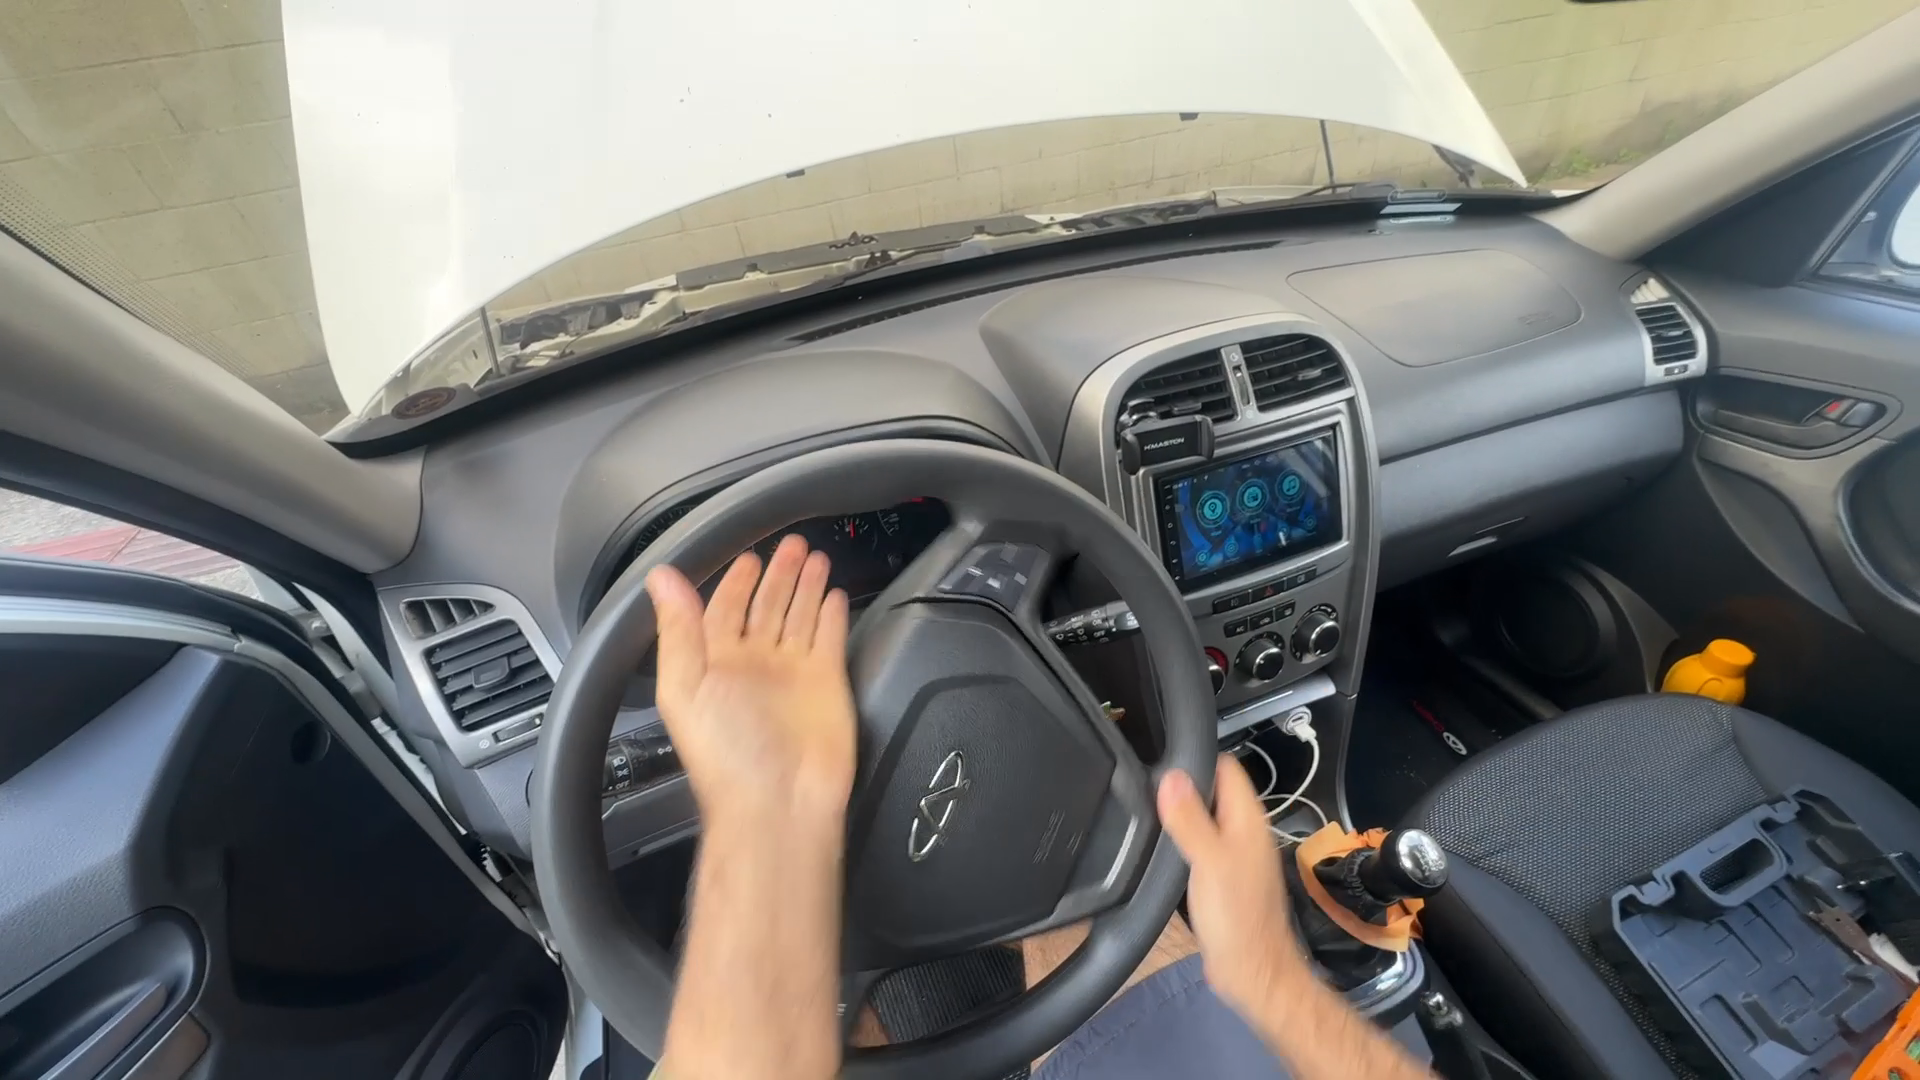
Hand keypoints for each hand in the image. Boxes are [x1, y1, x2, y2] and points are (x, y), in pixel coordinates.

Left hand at [645, 535, 856, 832]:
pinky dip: (832, 615)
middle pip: (768, 606)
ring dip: (806, 586)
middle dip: (778, 574)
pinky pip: (829, 637)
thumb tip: (660, 577)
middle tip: (791, 545)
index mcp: (716, 665)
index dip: (735, 583)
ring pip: (800, 615)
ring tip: (815, 557)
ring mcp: (794, 671)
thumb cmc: (726, 753)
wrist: (780, 801)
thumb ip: (678, 629)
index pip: (725, 610)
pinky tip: (834, 595)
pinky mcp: (827, 681)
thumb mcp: (686, 687)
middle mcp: (756, 664)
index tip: (748, 557)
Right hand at [1156, 754, 1311, 1013]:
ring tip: (1147, 804)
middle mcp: (1243, 831)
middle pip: (1210, 788)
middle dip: (1181, 781)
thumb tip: (1170, 776)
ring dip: (1179, 808)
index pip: (1225, 766)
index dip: (1196, 754)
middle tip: (1145, 779)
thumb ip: (1189, 819)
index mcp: (1247, 820)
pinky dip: (1179, 834)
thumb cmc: (1237, 918)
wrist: (1251, 973)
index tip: (1162, 752)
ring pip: (1202, 814)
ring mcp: (1232, 852)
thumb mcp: (1209, 862)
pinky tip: (1160, 840)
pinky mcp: (1219, 873)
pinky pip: (1197, 838)